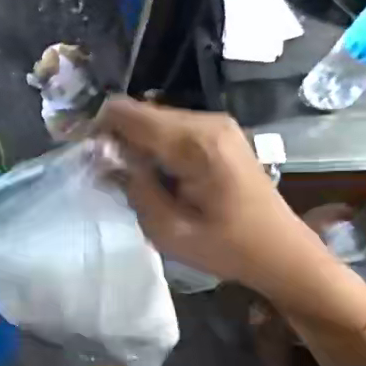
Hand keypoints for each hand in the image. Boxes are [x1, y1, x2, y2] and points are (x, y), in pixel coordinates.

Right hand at [94, 96, 321, 295]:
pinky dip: (155, 147)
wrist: (282, 253)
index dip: (97, 129)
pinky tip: (155, 177)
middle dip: (115, 138)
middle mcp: (207, 121)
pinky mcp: (221, 134)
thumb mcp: (169, 230)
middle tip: (104, 175)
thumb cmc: (228, 249)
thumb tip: (104, 158)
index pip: (126, 113)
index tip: (82, 156)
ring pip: (155, 120)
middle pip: (140, 112)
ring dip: (135, 144)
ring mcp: (217, 125)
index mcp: (195, 142)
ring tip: (129, 180)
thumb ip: (134, 188)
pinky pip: (174, 129)